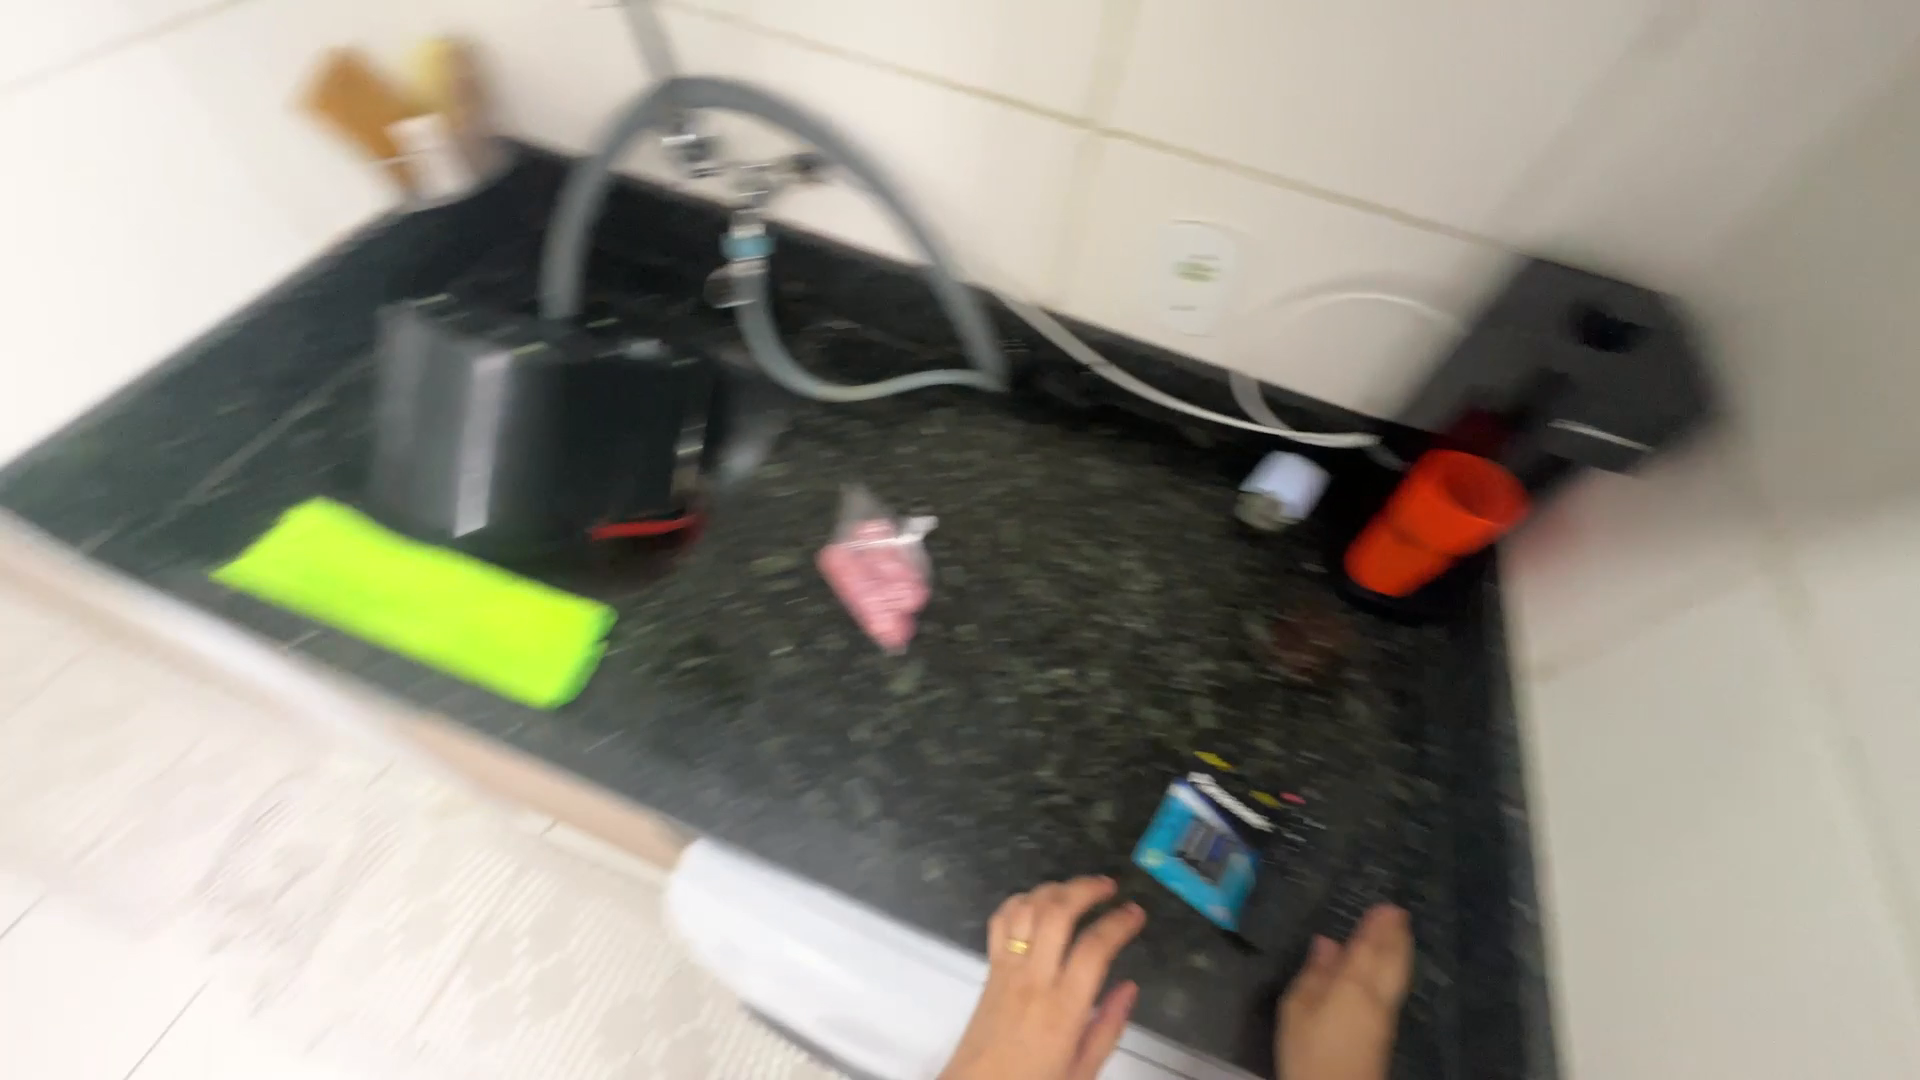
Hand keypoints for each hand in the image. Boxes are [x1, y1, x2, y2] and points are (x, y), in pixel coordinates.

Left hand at [940, 876, 1146, 1079]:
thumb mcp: (1083, 1071)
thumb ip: (1109, 1027)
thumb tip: (1131, 986)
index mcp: (1062, 1010)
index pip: (1093, 950)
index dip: (1118, 924)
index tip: (1136, 913)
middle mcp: (1033, 979)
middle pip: (1057, 913)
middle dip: (1085, 890)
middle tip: (1109, 886)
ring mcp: (1007, 967)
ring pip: (1028, 908)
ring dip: (1055, 888)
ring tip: (1078, 888)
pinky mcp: (990, 965)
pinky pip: (1001, 919)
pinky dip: (1021, 900)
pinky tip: (1039, 901)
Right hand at [1276, 904, 1413, 1079]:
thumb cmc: (1307, 1051)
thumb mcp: (1297, 1008)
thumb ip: (1315, 973)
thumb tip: (1327, 943)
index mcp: (1352, 987)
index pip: (1367, 950)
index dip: (1377, 928)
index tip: (1387, 906)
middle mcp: (1375, 999)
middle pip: (1391, 963)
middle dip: (1396, 937)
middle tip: (1400, 913)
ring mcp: (1383, 1018)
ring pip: (1396, 977)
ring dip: (1399, 952)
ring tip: (1400, 932)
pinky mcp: (1382, 1033)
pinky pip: (1392, 988)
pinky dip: (1393, 969)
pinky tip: (1385, 966)